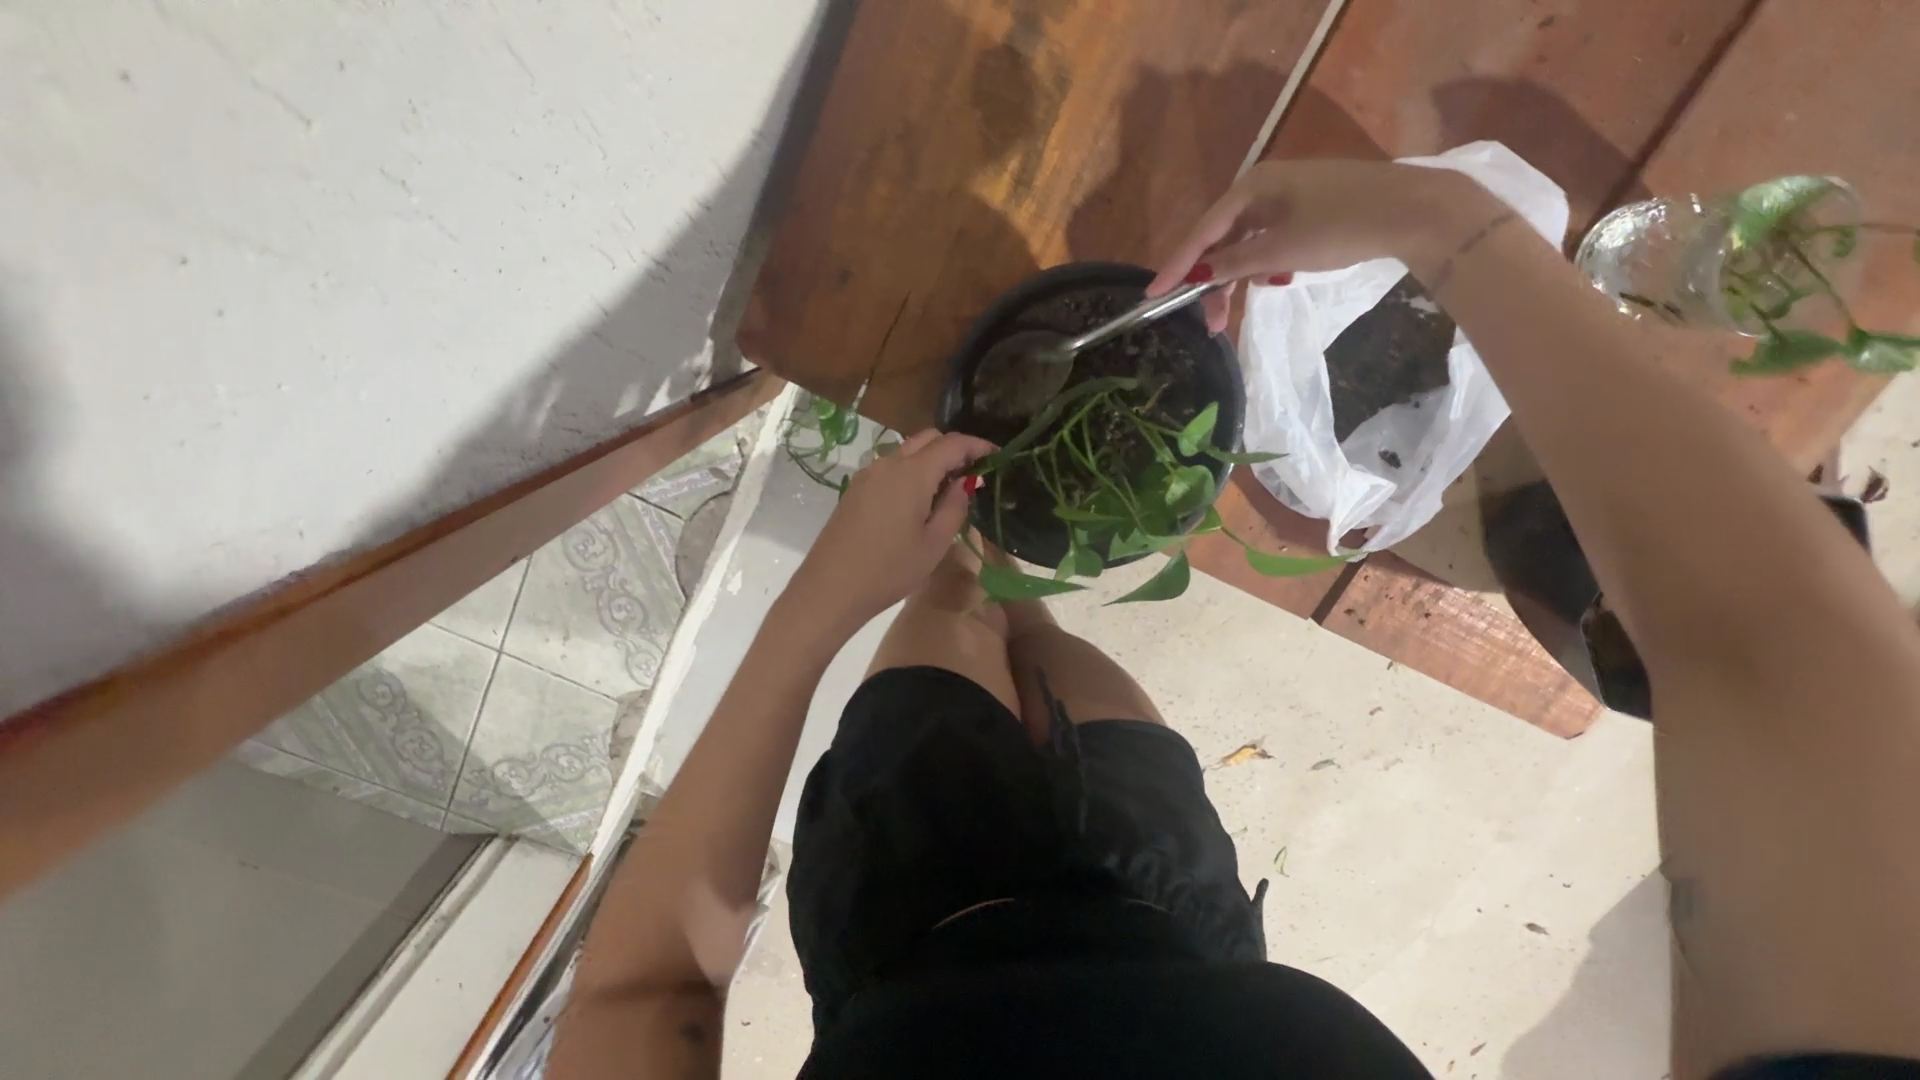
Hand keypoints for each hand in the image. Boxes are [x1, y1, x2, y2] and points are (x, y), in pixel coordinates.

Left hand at [787, 428, 995, 627]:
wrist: (831, 588)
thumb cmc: (889, 570)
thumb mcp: (934, 544)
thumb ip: (954, 507)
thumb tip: (963, 483)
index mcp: (912, 473)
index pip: (951, 444)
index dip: (977, 445)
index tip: (996, 454)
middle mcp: (888, 463)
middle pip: (927, 438)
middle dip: (953, 448)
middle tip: (974, 471)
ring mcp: (867, 475)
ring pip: (906, 452)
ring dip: (930, 460)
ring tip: (948, 490)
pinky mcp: (855, 490)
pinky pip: (890, 468)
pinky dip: (911, 472)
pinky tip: (918, 501)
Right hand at [1148, 160, 1495, 331]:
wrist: (1414, 210)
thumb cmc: (1340, 226)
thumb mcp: (1279, 251)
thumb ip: (1232, 265)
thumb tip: (1195, 277)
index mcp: (1251, 186)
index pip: (1201, 233)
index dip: (1176, 267)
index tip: (1152, 297)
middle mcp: (1265, 185)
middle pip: (1222, 239)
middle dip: (1212, 281)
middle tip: (1210, 323)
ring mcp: (1290, 195)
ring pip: (1247, 243)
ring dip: (1239, 277)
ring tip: (1237, 310)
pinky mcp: (1312, 208)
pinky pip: (1272, 240)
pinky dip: (1265, 264)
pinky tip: (1275, 281)